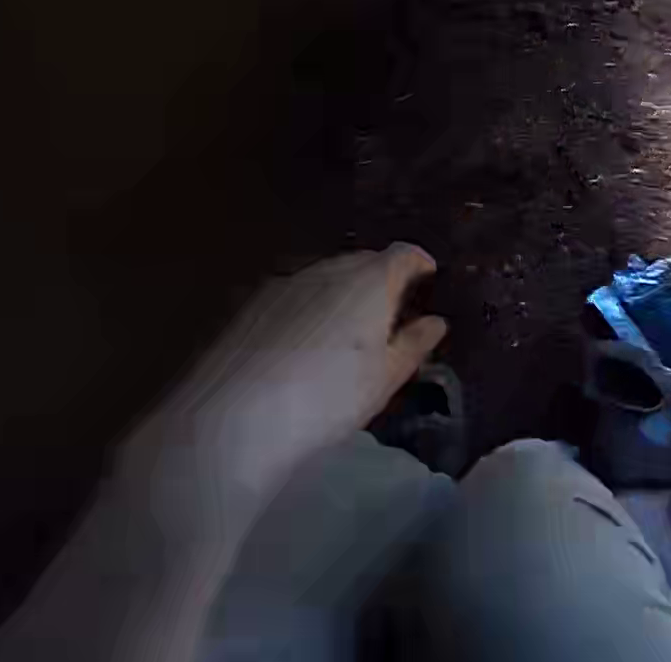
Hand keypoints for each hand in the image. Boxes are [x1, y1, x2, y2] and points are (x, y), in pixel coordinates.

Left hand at [121, 244, 445, 504]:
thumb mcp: (385, 376)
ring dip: (347, 288)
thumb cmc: (329, 396)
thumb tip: (436, 322)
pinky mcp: (255, 301)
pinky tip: (305, 339)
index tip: (427, 277)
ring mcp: (289, 282)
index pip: (403, 253)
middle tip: (391, 309)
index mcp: (370, 280)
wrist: (234, 417)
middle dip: (384, 275)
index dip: (419, 262)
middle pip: (366, 260)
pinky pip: (299, 290)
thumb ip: (414, 343)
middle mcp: (331, 269)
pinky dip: (314, 302)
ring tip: (348, 326)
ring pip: (330, 274)